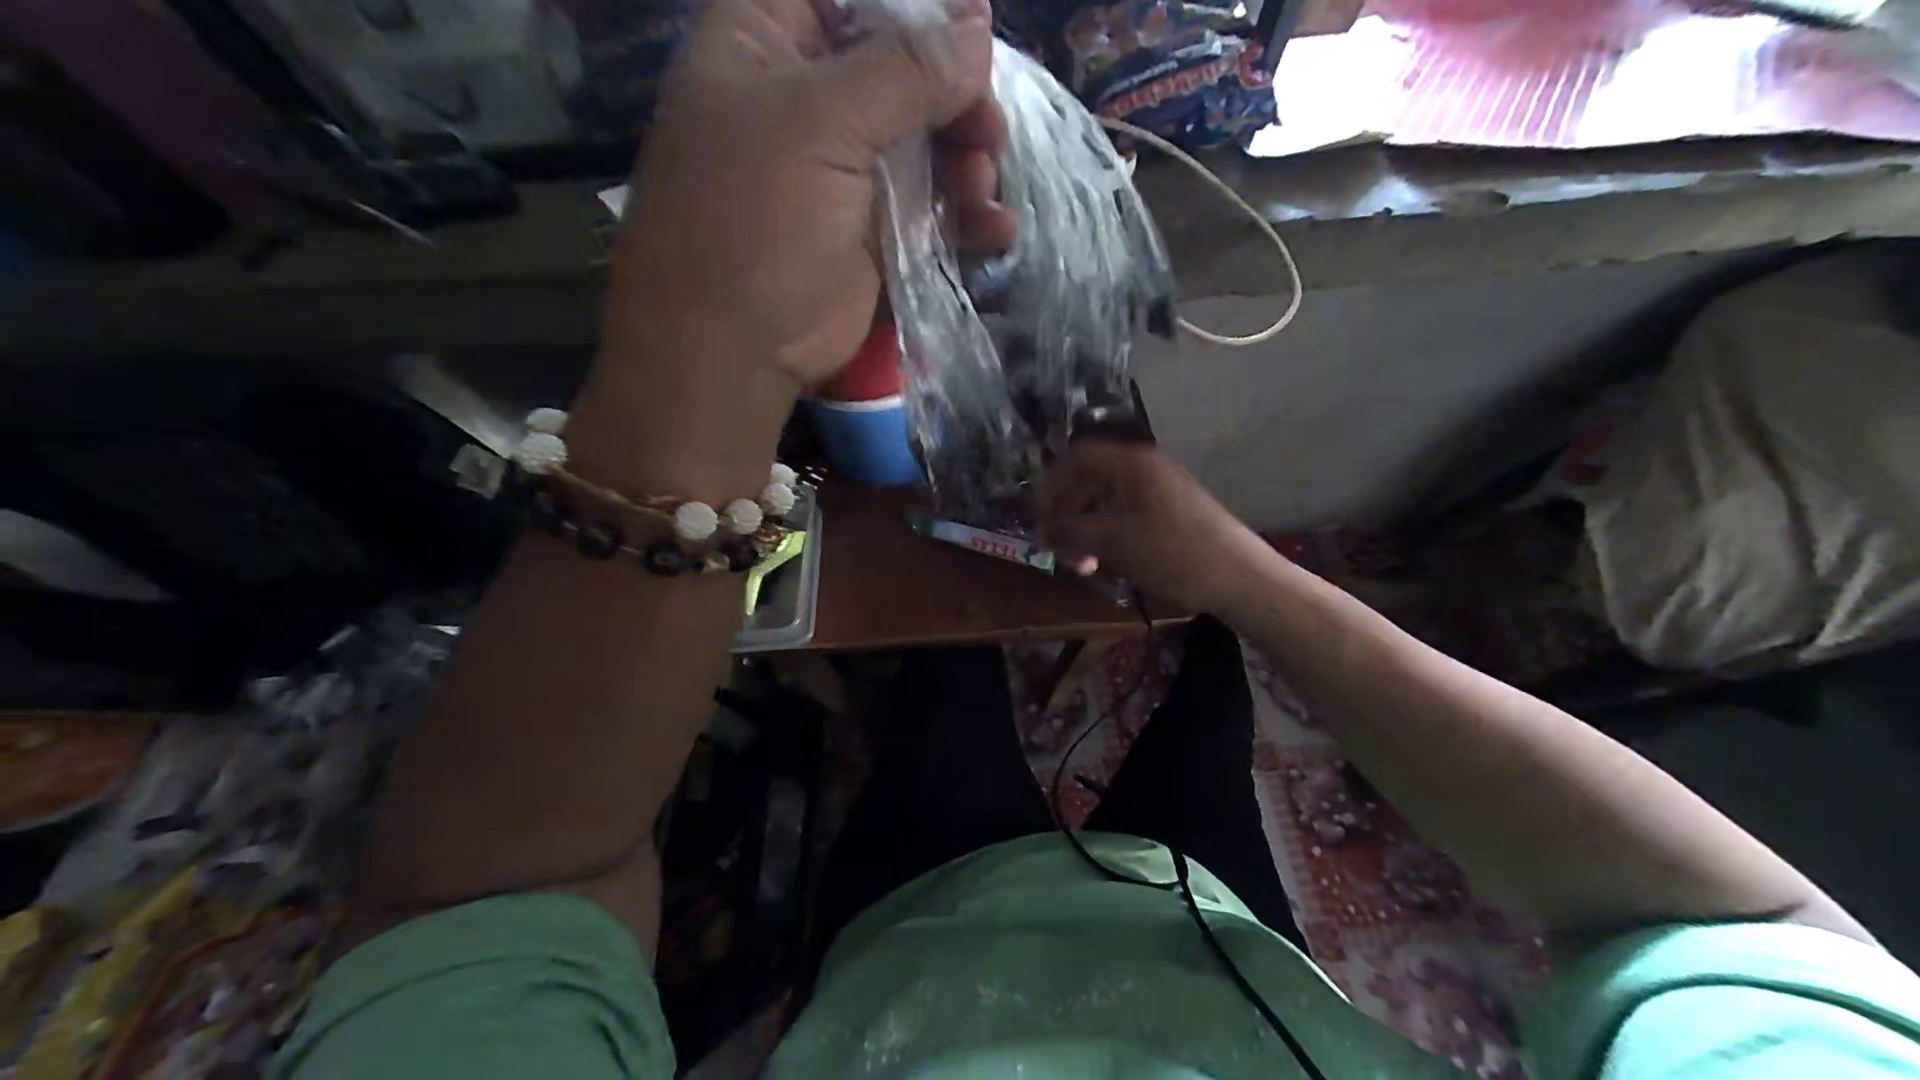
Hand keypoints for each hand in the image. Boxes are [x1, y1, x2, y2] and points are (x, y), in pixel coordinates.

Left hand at [607, 0, 1014, 383]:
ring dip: (966, 160)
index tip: (975, 20)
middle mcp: (806, 102)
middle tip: (987, 126)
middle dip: (954, 95)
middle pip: (902, 69)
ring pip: (926, 142)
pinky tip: (994, 228)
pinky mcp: (873, 235)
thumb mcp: (821, 123)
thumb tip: (978, 27)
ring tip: (981, 183)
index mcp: (766, 44)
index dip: (916, 7)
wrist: (735, 348)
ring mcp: (843, 174)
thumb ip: (905, 71)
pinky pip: (932, 209)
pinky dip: (966, 216)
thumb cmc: (754, 219)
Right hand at [1035, 440, 1275, 611]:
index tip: (1038, 518)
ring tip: (1083, 565)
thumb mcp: (1114, 541)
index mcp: (1131, 464)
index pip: (1076, 458)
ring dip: (1086, 530)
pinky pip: (1126, 516)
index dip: (1050, 485)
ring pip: (1106, 502)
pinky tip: (1106, 562)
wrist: (1239, 577)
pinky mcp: (1169, 513)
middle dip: (1067, 513)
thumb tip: (1039, 531)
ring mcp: (1159, 491)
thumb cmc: (1173, 552)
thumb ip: (1071, 532)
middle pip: (1090, 481)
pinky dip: (1108, 535)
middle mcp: (1144, 469)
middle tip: (1056, 549)